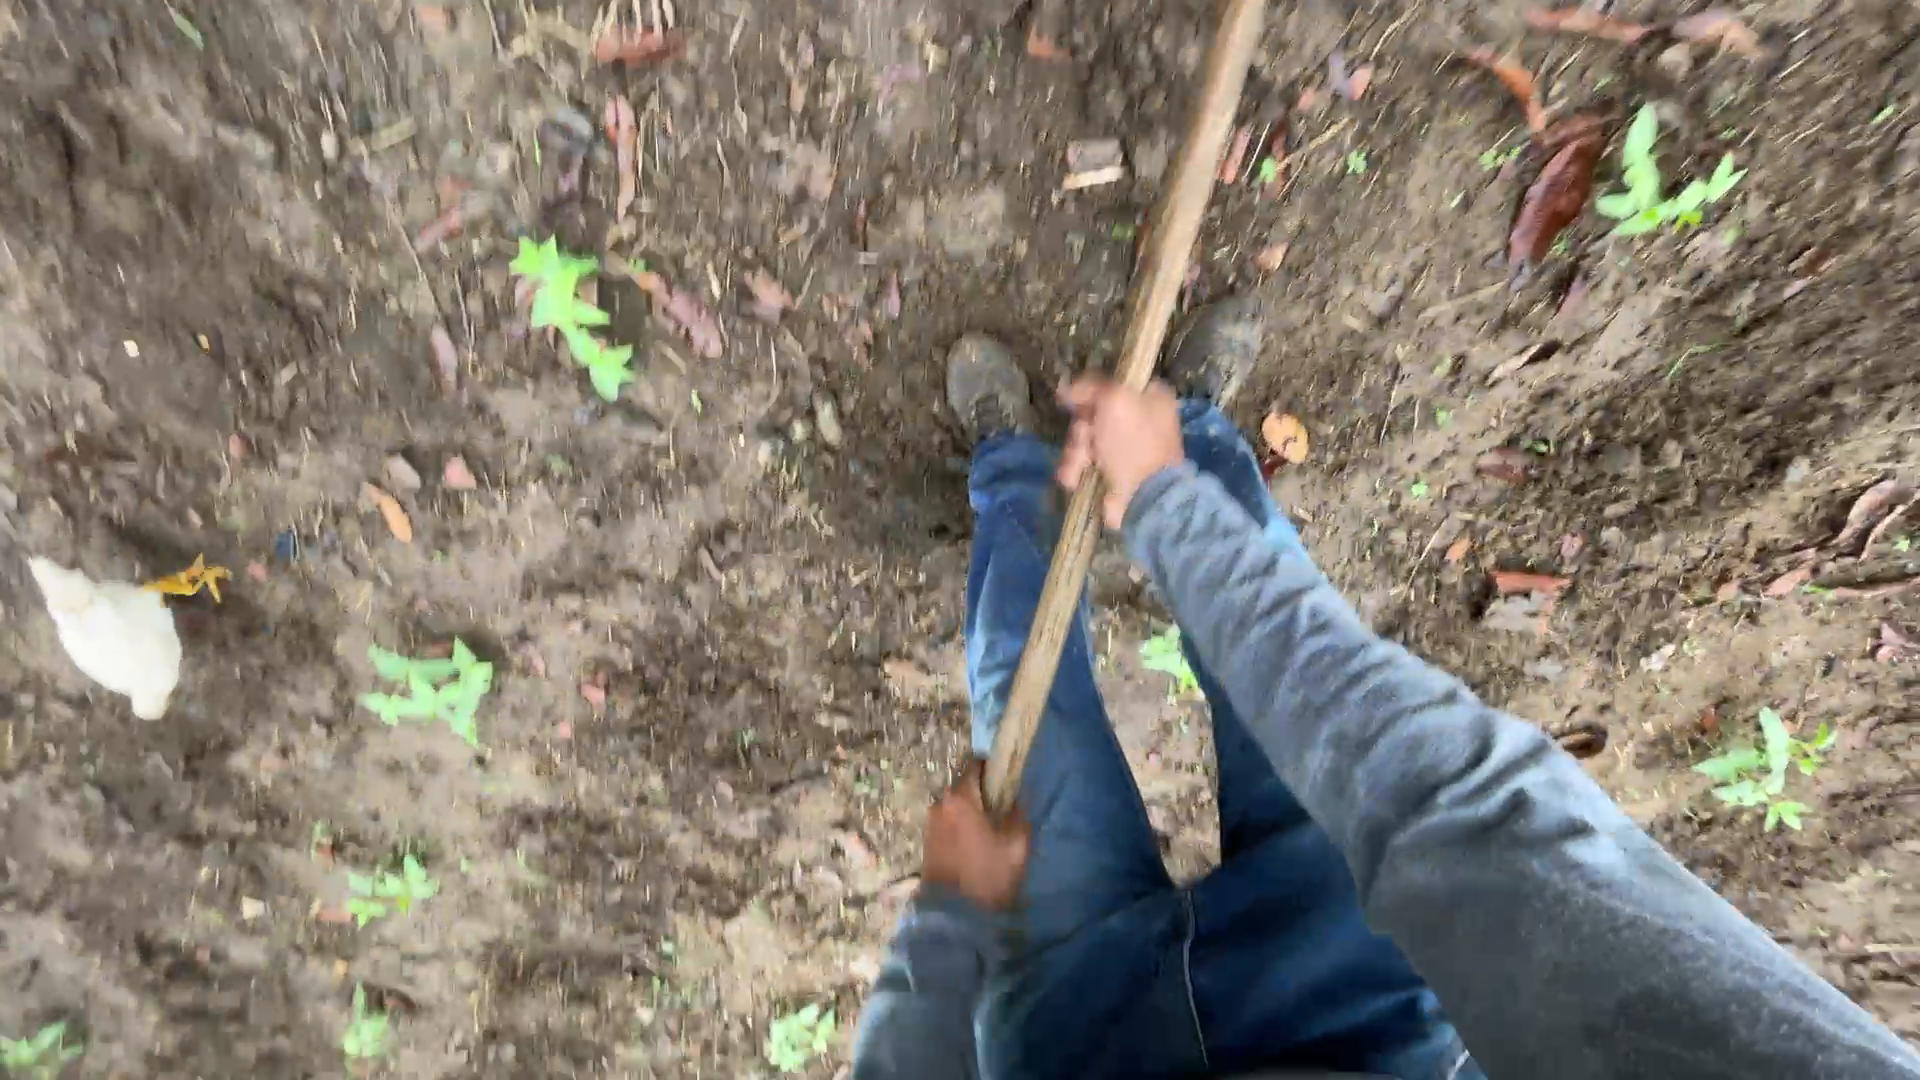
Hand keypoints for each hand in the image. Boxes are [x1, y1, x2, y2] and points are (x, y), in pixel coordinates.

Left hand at [921, 761, 1030, 912]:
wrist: (953, 918)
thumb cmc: (988, 877)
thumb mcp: (1016, 847)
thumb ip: (1019, 815)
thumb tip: (1017, 798)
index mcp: (960, 798)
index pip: (974, 764)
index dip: (992, 767)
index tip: (1006, 780)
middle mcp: (939, 803)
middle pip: (963, 784)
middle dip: (982, 791)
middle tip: (1001, 808)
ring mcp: (930, 822)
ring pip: (954, 804)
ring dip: (970, 809)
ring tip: (988, 829)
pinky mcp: (927, 840)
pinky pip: (946, 820)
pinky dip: (959, 823)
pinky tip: (973, 842)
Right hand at [1056, 377, 1184, 528]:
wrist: (1144, 496)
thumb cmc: (1134, 444)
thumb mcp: (1115, 401)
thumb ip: (1091, 386)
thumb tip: (1066, 387)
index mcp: (1148, 397)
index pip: (1109, 384)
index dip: (1089, 394)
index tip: (1074, 403)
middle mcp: (1137, 419)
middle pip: (1091, 414)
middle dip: (1081, 431)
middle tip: (1086, 441)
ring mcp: (1123, 448)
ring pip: (1083, 440)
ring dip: (1075, 453)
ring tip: (1079, 468)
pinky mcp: (1110, 472)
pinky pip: (1082, 462)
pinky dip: (1075, 470)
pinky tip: (1075, 478)